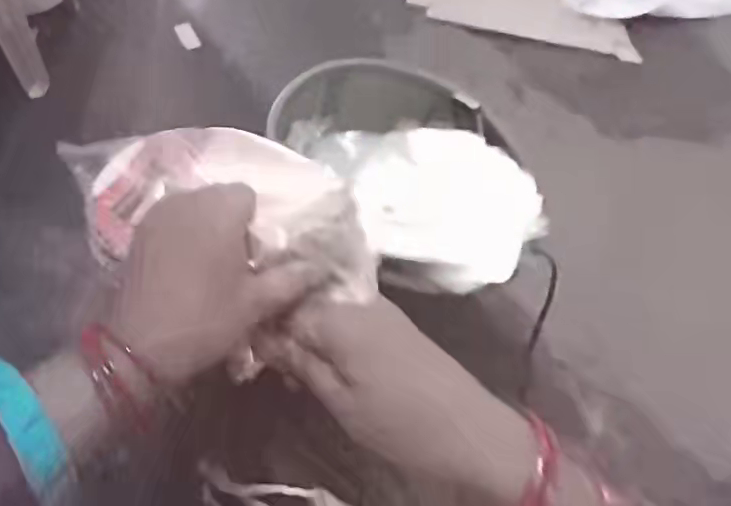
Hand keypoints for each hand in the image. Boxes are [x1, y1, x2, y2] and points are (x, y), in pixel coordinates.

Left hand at [107, 184, 327, 386]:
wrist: (141, 337)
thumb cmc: (206, 317)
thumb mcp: (256, 303)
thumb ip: (290, 279)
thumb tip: (315, 266)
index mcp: (219, 208)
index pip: (247, 195)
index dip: (254, 224)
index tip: (252, 258)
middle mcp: (187, 197)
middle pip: (219, 197)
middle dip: (230, 224)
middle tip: (232, 267)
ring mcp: (159, 209)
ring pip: (194, 206)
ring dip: (205, 227)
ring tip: (206, 269)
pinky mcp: (140, 224)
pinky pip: (171, 217)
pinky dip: (181, 232)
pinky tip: (180, 267)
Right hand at [260, 296, 532, 504]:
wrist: (481, 436)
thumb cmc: (404, 424)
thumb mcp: (341, 402)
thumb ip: (296, 360)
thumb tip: (257, 334)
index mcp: (330, 312)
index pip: (273, 301)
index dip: (256, 321)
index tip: (249, 347)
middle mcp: (346, 295)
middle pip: (294, 296)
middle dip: (278, 322)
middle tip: (275, 362)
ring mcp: (369, 301)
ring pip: (316, 301)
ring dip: (301, 325)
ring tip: (298, 364)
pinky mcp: (387, 314)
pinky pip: (339, 307)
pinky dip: (325, 326)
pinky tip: (325, 355)